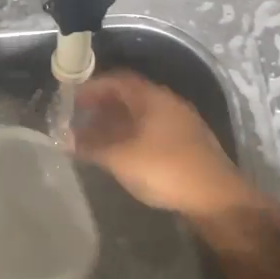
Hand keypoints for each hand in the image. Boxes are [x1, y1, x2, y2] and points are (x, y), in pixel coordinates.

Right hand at [71, 70, 249, 218]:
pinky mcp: (186, 144)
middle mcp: (168, 104)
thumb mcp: (120, 158)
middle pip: (129, 96)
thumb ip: (90, 145)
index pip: (117, 80)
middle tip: (78, 119)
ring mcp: (180, 124)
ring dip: (115, 122)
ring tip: (93, 138)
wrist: (215, 198)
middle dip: (101, 106)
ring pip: (140, 115)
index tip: (70, 100)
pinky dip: (130, 135)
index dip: (92, 87)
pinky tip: (120, 152)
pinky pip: (151, 130)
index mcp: (153, 98)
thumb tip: (64, 139)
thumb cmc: (164, 169)